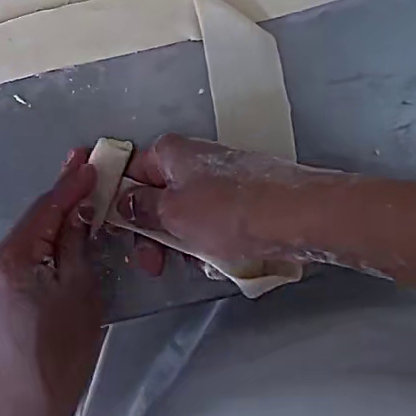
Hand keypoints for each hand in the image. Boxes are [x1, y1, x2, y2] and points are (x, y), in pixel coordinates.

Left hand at [0, 149, 103, 415]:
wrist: (24, 409)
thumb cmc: (59, 354)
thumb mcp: (80, 291)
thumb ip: (77, 243)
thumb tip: (81, 210)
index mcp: (10, 256)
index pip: (47, 208)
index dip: (72, 184)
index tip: (91, 160)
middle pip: (37, 219)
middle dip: (65, 196)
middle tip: (87, 165)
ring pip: (33, 235)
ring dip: (58, 218)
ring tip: (84, 192)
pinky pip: (27, 252)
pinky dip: (47, 240)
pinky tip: (68, 229)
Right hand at [119, 134, 332, 272]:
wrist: (297, 216)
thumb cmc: (228, 212)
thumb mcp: (172, 214)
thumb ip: (140, 208)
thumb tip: (122, 202)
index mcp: (169, 152)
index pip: (130, 173)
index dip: (120, 204)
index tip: (118, 233)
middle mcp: (192, 158)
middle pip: (156, 195)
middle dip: (153, 231)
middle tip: (154, 263)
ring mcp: (218, 177)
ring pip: (184, 213)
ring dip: (182, 242)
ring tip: (196, 263)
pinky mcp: (241, 196)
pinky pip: (212, 221)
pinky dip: (209, 241)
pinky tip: (218, 260)